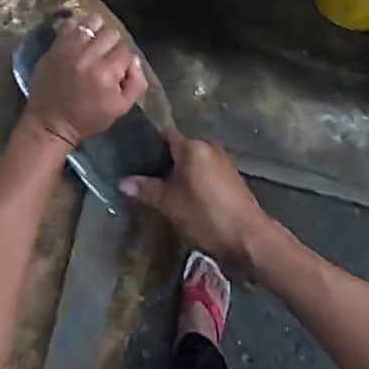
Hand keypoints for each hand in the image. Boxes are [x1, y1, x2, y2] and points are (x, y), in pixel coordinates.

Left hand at [24, 13, 145, 147]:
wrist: (49, 124)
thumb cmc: (88, 118)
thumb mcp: (121, 108)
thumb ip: (137, 83)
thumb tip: (135, 60)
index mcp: (106, 73)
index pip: (126, 50)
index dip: (125, 59)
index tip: (120, 69)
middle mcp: (88, 57)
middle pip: (112, 34)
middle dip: (113, 45)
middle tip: (107, 57)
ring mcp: (69, 50)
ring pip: (92, 23)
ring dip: (98, 31)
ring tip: (95, 42)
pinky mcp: (54, 48)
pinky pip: (70, 25)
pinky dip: (79, 26)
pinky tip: (82, 35)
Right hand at [120, 130, 278, 278]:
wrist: (246, 234)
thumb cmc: (204, 213)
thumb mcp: (170, 203)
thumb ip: (147, 189)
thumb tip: (122, 181)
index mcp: (193, 147)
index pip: (166, 135)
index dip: (150, 143)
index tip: (135, 155)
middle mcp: (209, 146)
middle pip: (181, 147)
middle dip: (164, 160)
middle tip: (144, 176)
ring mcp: (223, 160)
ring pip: (194, 160)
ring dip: (180, 171)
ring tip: (161, 188)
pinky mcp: (231, 175)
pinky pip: (206, 170)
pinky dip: (194, 178)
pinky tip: (184, 195)